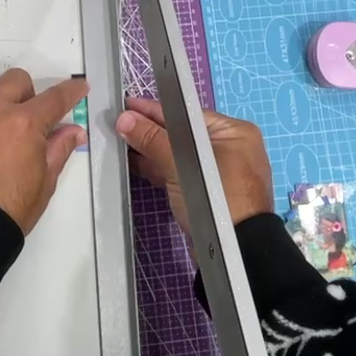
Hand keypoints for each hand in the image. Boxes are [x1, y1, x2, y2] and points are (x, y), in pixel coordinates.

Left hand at [0, 69, 90, 235]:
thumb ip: (58, 149)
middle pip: (16, 81)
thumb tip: (73, 131)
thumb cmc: (10, 209)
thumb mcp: (44, 182)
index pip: (55, 98)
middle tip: (30, 120)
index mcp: (23, 123)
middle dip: (28, 94)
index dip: (71, 91)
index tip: (79, 88)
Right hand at [114, 97, 273, 233]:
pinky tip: (134, 162)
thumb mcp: (181, 164)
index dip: (154, 109)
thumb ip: (152, 139)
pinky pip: (179, 172)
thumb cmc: (217, 198)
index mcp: (233, 132)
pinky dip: (159, 168)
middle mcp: (228, 147)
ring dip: (151, 149)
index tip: (126, 104)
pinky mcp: (208, 192)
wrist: (238, 251)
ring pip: (178, 154)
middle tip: (117, 123)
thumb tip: (124, 118)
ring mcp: (218, 171)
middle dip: (149, 130)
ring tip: (119, 140)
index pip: (186, 114)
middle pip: (181, 133)